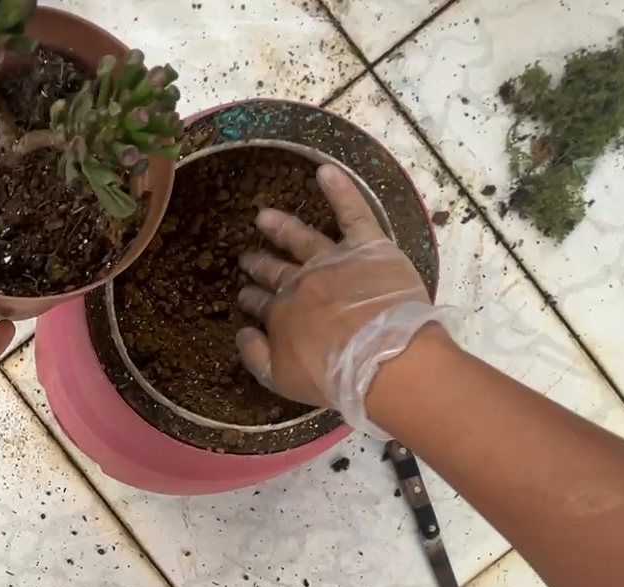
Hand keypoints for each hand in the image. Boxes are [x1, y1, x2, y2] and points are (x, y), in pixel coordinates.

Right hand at [235, 163, 450, 436]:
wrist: (383, 359)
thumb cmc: (332, 375)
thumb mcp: (281, 379)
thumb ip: (255, 356)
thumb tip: (241, 332)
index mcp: (281, 315)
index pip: (261, 303)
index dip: (252, 299)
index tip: (244, 296)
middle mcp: (301, 283)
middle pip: (276, 271)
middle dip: (260, 265)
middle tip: (247, 258)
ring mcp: (333, 262)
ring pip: (302, 239)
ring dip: (282, 227)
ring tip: (264, 216)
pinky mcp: (367, 247)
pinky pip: (352, 212)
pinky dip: (339, 190)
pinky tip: (325, 171)